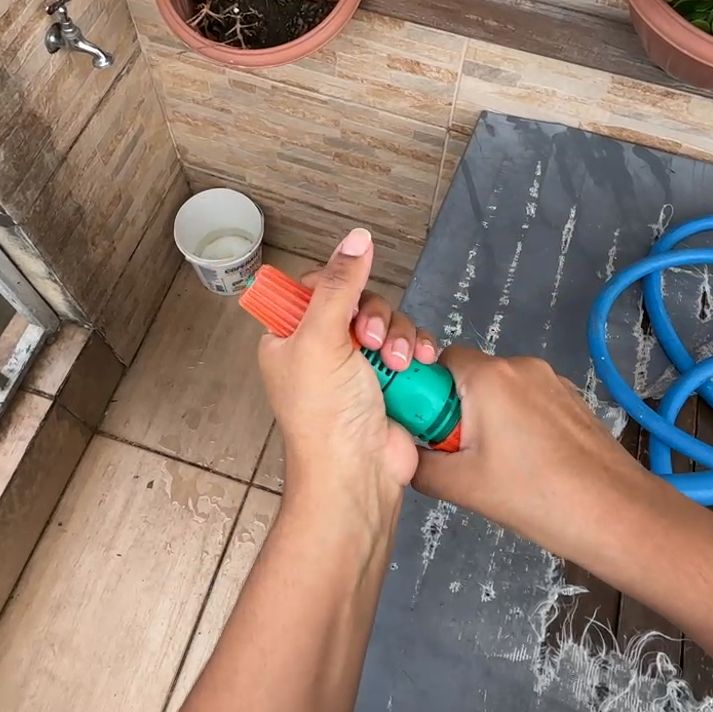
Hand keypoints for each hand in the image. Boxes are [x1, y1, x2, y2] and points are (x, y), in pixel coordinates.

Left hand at [256, 229, 418, 512]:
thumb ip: (340, 284)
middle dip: (375, 317)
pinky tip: (423, 362)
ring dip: (400, 336)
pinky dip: (419, 350)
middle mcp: (323, 348)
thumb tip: (358, 236)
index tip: (347, 302)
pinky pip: (411, 345)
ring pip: (390, 321)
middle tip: (372, 341)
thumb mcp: (321, 338)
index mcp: (289, 338)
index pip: (314, 287)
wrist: (358, 475)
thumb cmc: (324, 412)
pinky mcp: (392, 380)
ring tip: (398, 363)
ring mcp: (360, 366)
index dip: (336, 287)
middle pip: (359, 301)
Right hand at [411, 346, 664, 558]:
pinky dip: (519, 424)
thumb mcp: (462, 486)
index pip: (438, 361)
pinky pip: (529, 401)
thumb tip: (406, 452)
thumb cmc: (535, 496)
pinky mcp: (573, 398)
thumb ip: (420, 464)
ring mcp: (551, 379)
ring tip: (500, 467)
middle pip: (470, 376)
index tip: (430, 432)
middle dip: (458, 410)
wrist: (618, 514)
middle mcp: (519, 364)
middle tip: (462, 456)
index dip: (426, 394)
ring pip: (501, 391)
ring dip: (490, 418)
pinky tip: (532, 464)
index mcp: (487, 376)